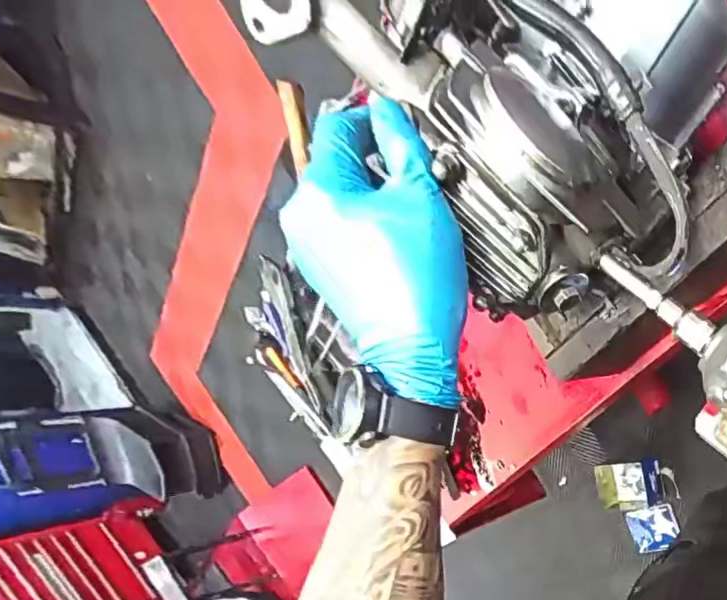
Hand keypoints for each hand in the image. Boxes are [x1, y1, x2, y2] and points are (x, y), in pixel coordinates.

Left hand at [280, 101, 466, 408]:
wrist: (412, 353)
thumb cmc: (417, 292)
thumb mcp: (424, 205)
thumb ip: (404, 148)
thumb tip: (391, 118)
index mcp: (319, 192)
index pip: (341, 127)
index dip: (375, 122)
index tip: (400, 129)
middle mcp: (302, 217)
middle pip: (340, 167)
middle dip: (379, 170)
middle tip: (417, 188)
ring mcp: (309, 247)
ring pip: (343, 202)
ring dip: (376, 202)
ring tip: (412, 226)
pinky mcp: (324, 272)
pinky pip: (344, 233)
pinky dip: (370, 232)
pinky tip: (400, 251)